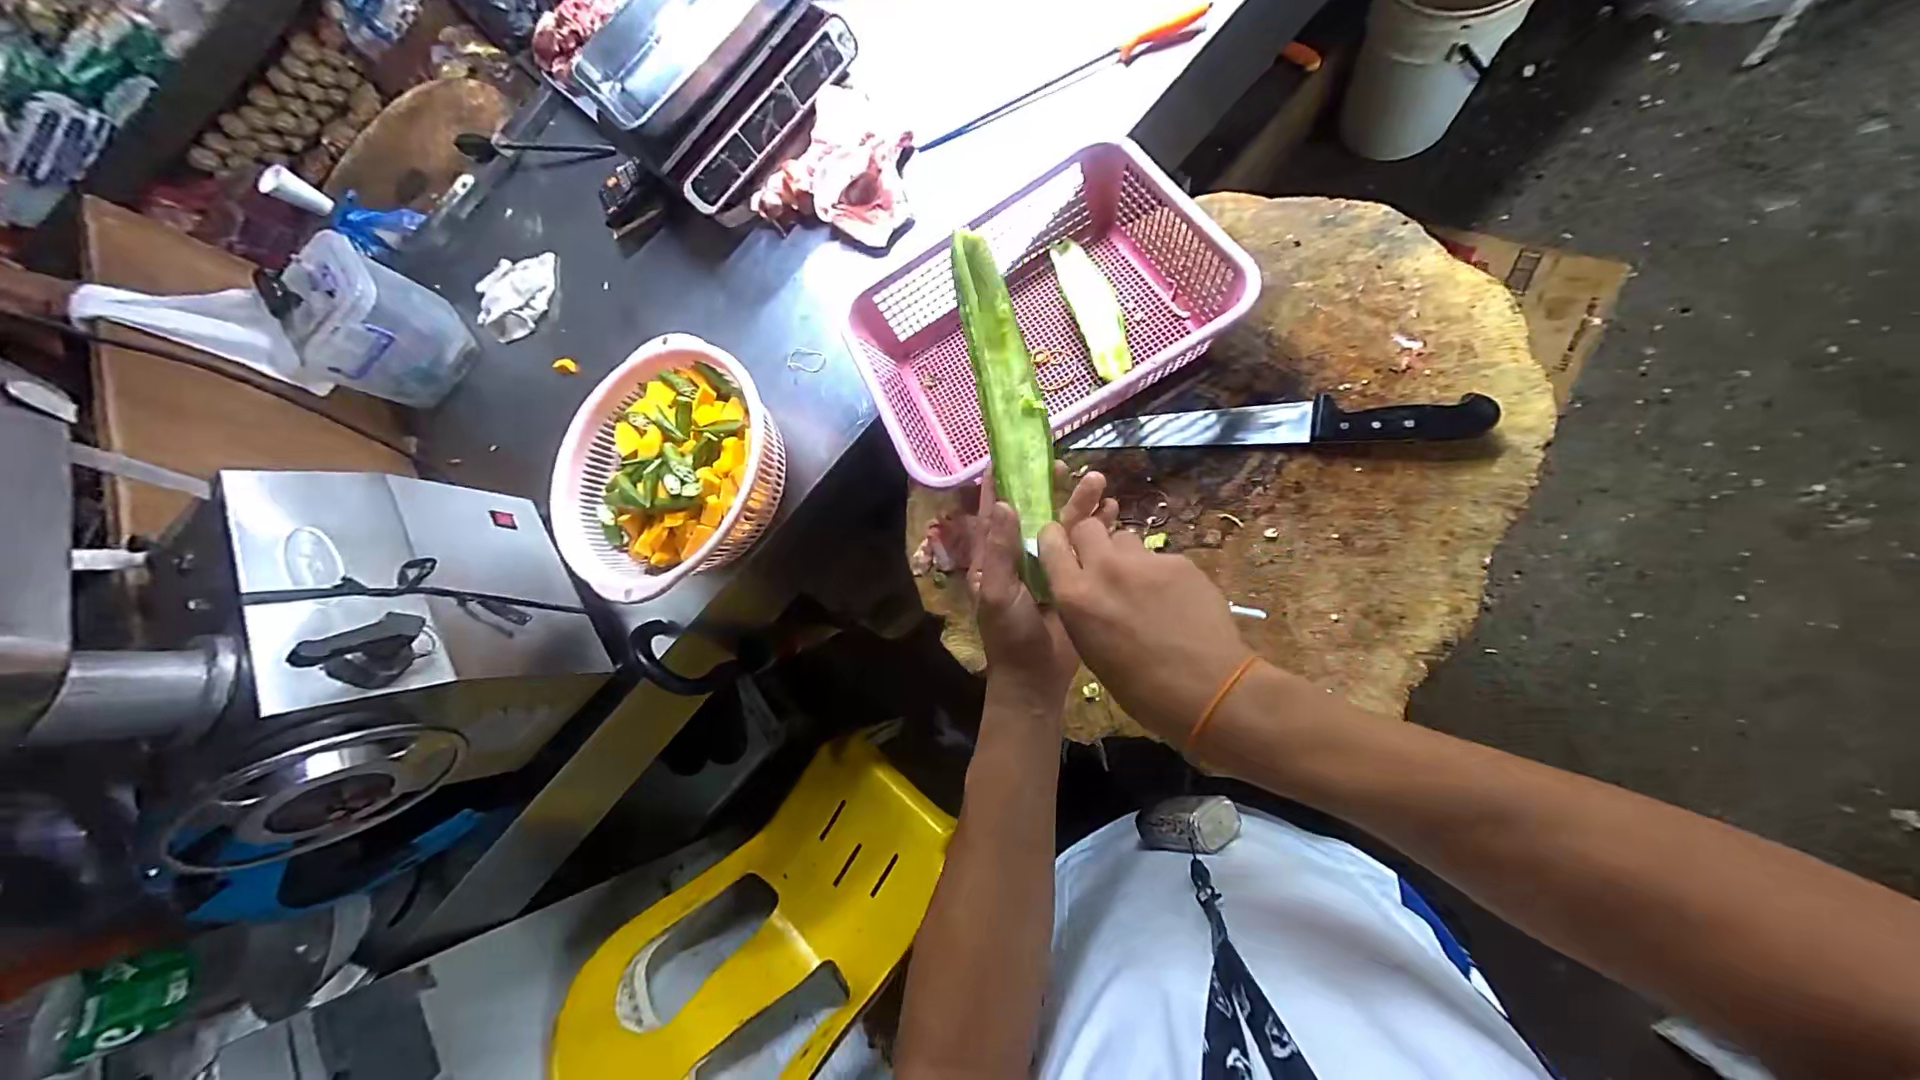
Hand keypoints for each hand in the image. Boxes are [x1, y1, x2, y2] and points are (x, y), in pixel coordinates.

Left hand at [971, 464, 1115, 709]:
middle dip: (1049, 488)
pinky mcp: (1072, 579)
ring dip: (1080, 505)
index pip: (994, 511)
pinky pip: (1084, 548)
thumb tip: (1003, 503)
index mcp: (995, 556)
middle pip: (1034, 512)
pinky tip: (1114, 513)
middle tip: (1068, 466)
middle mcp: (1020, 555)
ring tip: (1101, 483)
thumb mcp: (999, 593)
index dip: (1001, 482)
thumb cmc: (1010, 637)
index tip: (1010, 454)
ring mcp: (1047, 567)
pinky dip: (1098, 529)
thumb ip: (1000, 551)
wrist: (1036, 679)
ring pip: (1063, 527)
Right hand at [1037, 513, 1253, 743]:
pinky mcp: (1178, 562)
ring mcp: (1144, 562)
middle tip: (1104, 564)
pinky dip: (1160, 573)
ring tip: (1143, 586)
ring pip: (1126, 539)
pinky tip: (1175, 600)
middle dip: (1092, 540)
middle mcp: (1104, 569)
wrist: (1207, 690)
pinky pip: (1158, 558)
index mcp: (1074, 596)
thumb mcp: (1090, 649)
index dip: (1057, 541)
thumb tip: (1084, 590)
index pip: (1051, 541)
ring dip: (1127, 556)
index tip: (1064, 548)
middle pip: (1088, 528)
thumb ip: (1080, 608)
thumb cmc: (1141, 688)